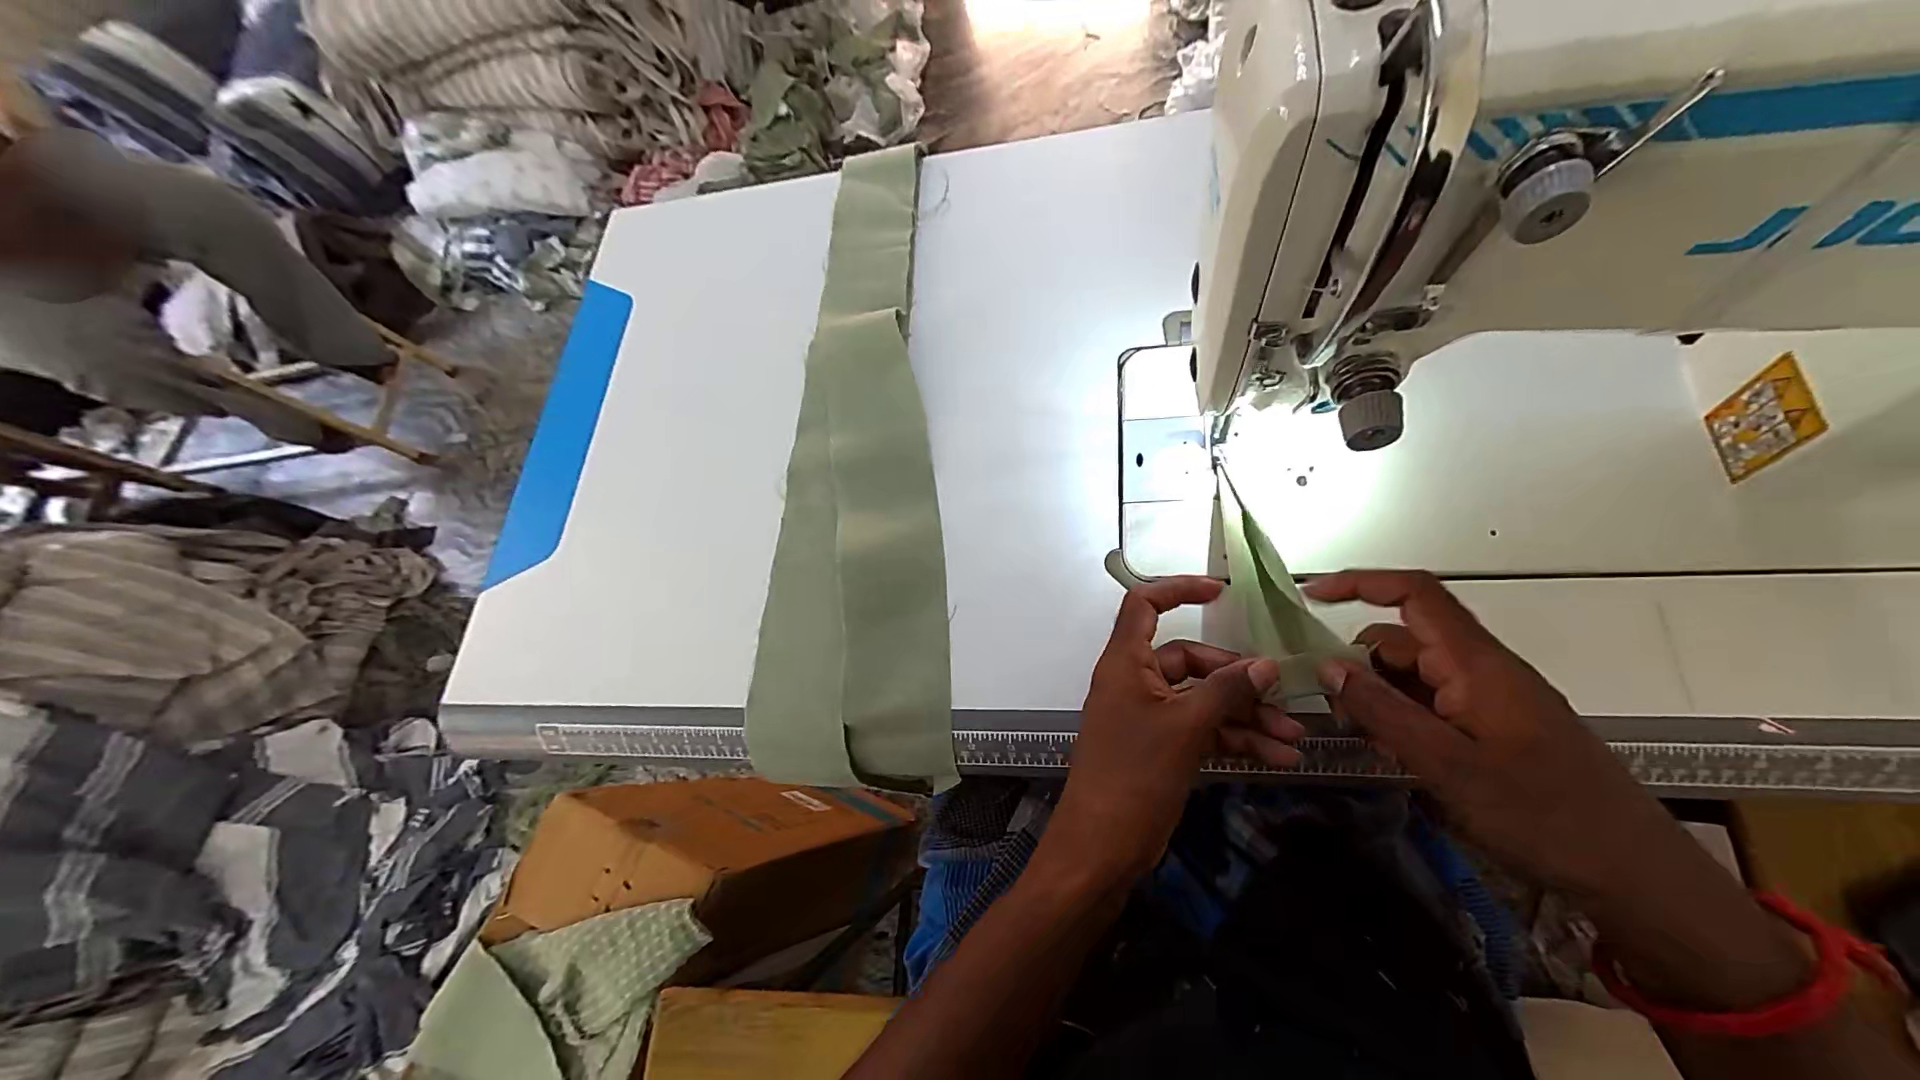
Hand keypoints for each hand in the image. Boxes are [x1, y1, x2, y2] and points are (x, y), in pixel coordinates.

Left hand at [1040, 576, 1298, 885]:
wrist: (1101, 848)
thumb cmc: (1133, 777)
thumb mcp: (1184, 729)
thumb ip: (1225, 693)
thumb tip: (1265, 666)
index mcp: (1125, 663)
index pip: (1144, 606)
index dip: (1178, 590)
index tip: (1221, 591)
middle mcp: (1134, 682)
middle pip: (1189, 660)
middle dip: (1238, 680)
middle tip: (1285, 703)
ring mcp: (1148, 717)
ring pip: (1202, 700)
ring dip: (1246, 716)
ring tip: (1293, 739)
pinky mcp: (1159, 748)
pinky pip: (1201, 729)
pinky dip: (1234, 738)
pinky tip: (1273, 755)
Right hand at [1303, 570, 1692, 900]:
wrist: (1638, 879)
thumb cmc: (1547, 818)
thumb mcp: (1450, 767)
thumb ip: (1384, 712)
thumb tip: (1328, 666)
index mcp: (1478, 665)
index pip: (1415, 595)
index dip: (1361, 584)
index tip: (1312, 597)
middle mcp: (1483, 672)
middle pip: (1404, 641)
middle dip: (1359, 664)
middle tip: (1332, 708)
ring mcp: (1492, 701)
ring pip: (1414, 677)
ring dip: (1380, 699)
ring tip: (1369, 742)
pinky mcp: (1496, 729)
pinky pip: (1434, 706)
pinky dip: (1404, 721)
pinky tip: (1398, 756)